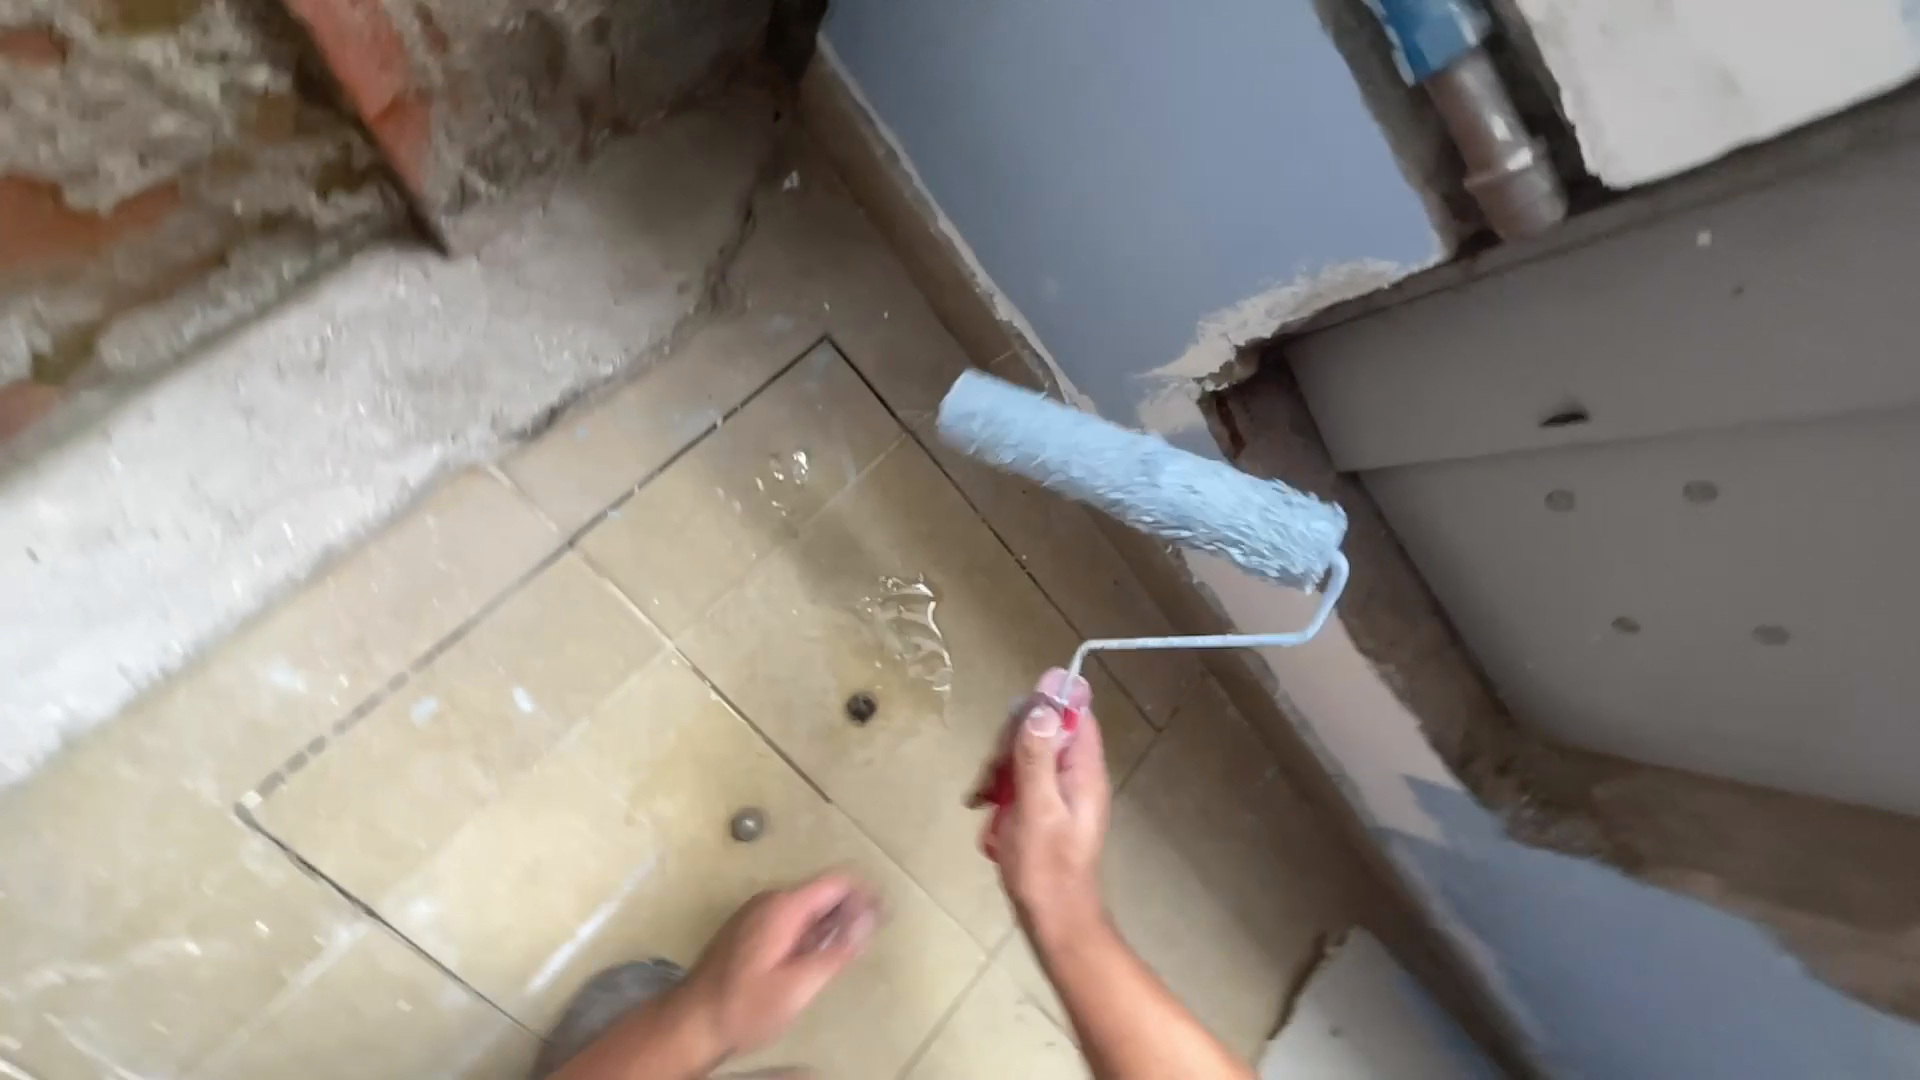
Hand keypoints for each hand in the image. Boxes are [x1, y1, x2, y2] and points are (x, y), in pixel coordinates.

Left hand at [674, 872, 879, 1058]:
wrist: (689, 1023)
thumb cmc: (746, 1007)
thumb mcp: (798, 985)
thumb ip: (837, 949)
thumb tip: (871, 916)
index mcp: (785, 906)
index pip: (837, 880)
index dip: (865, 891)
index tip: (883, 914)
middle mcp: (771, 899)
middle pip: (823, 891)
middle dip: (849, 910)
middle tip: (867, 940)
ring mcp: (757, 911)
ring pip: (807, 905)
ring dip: (830, 922)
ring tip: (843, 953)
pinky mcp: (749, 927)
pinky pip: (790, 917)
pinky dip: (809, 930)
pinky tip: (811, 960)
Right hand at [994, 669, 1109, 943]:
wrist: (1052, 920)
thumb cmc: (1047, 868)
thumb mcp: (1038, 808)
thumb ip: (1037, 756)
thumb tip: (1042, 704)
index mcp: (1085, 769)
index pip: (1075, 713)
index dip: (1045, 706)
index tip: (1015, 724)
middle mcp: (1074, 772)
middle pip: (1042, 729)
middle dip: (1010, 745)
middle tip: (992, 776)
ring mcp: (1056, 788)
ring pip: (1023, 751)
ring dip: (998, 769)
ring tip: (984, 798)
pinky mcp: (1039, 803)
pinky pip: (1016, 776)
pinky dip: (997, 788)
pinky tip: (984, 808)